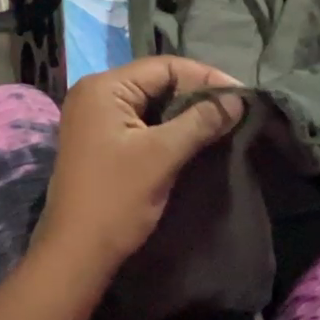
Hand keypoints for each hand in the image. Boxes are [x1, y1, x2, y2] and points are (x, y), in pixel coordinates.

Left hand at [33, 56, 244, 278]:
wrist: (76, 253)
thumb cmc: (116, 199)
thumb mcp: (162, 155)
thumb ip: (200, 122)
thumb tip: (237, 99)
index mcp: (103, 87)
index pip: (163, 66)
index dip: (205, 77)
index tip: (243, 96)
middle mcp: (93, 92)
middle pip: (155, 81)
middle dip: (196, 93)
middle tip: (235, 109)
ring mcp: (92, 116)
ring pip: (149, 101)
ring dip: (183, 111)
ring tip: (221, 121)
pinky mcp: (97, 138)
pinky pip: (139, 120)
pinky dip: (166, 126)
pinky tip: (192, 136)